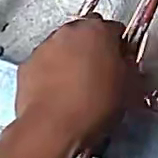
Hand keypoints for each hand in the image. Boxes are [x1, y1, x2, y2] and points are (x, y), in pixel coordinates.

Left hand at [12, 15, 136, 157]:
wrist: (52, 129)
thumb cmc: (91, 107)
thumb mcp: (128, 87)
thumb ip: (130, 66)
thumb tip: (127, 64)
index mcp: (99, 31)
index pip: (115, 28)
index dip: (120, 46)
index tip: (122, 60)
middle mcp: (70, 32)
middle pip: (86, 32)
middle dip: (94, 48)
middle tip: (100, 72)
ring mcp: (46, 46)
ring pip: (63, 46)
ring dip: (71, 59)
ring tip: (79, 86)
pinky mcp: (28, 65)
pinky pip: (45, 63)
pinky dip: (51, 72)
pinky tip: (60, 93)